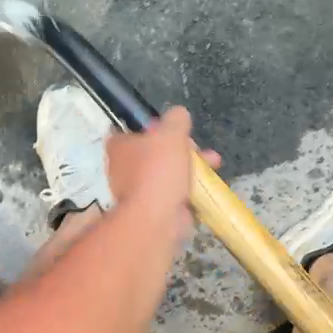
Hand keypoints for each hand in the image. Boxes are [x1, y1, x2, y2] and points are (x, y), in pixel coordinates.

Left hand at [105, 107, 218, 246]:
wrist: (155, 218)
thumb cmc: (158, 170)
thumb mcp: (171, 133)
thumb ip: (176, 119)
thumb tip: (179, 113)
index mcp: (118, 145)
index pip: (133, 129)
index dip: (156, 126)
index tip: (175, 129)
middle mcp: (122, 167)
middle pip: (155, 151)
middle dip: (182, 148)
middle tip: (197, 148)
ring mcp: (136, 190)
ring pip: (166, 172)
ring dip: (190, 167)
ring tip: (213, 164)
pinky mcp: (151, 208)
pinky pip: (172, 193)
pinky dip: (189, 189)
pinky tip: (206, 185)